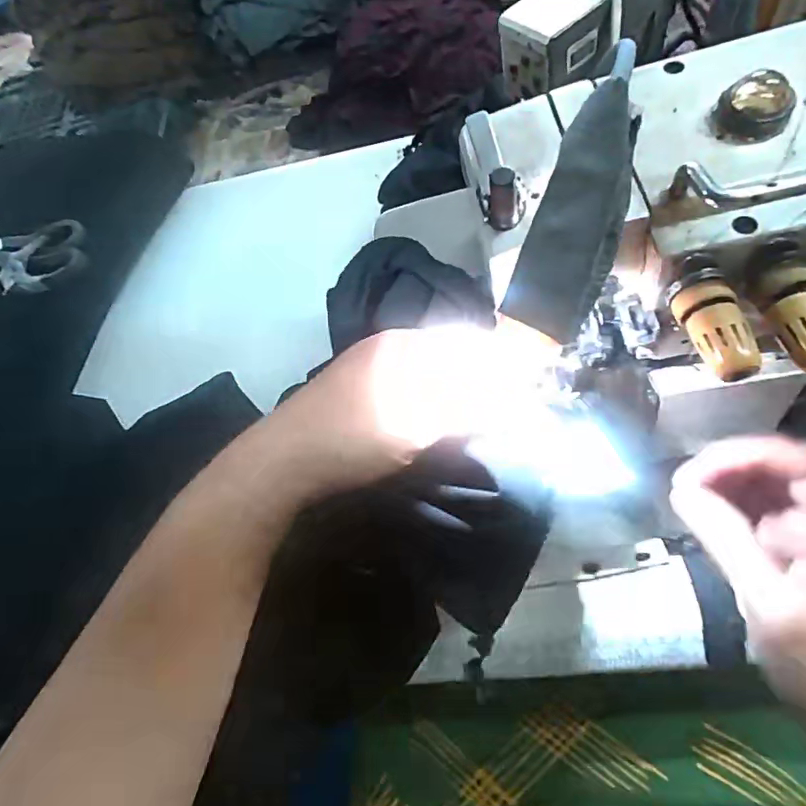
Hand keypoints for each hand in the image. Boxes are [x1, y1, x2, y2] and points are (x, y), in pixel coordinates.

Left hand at [250, 325, 546, 504]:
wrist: (281, 463)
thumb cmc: (351, 440)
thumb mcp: (416, 426)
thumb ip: (464, 410)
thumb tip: (508, 402)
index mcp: (401, 346)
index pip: (464, 341)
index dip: (498, 362)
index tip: (525, 387)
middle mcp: (384, 348)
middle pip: (446, 355)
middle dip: (478, 378)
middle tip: (506, 407)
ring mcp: (366, 369)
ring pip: (426, 373)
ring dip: (454, 392)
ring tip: (478, 419)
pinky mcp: (355, 394)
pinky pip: (407, 388)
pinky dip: (430, 402)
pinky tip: (436, 425)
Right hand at [670, 437, 805, 748]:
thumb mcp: (766, 605)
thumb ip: (725, 539)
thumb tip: (682, 487)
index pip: (803, 464)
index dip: (748, 453)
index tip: (698, 469)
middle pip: (790, 470)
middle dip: (733, 467)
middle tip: (684, 483)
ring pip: (780, 490)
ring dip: (733, 485)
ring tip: (689, 497)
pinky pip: (776, 516)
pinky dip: (741, 510)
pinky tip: (712, 520)